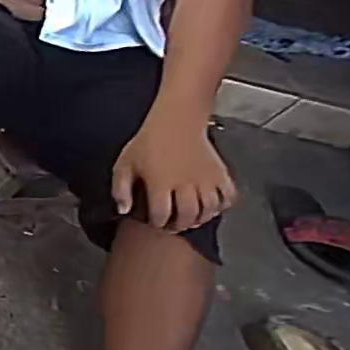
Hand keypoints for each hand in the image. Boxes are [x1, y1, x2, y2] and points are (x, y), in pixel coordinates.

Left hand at [111, 114, 236, 232]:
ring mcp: (206, 179)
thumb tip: (123, 211)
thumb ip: (120, 189)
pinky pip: (229, 196)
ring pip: (210, 209)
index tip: (155, 224)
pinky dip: (222, 206)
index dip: (158, 224)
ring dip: (200, 219)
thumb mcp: (124, 165)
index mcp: (160, 183)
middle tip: (172, 227)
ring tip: (190, 220)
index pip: (162, 214)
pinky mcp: (221, 173)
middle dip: (179, 225)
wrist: (175, 122)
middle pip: (188, 215)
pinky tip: (211, 208)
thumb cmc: (146, 144)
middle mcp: (186, 183)